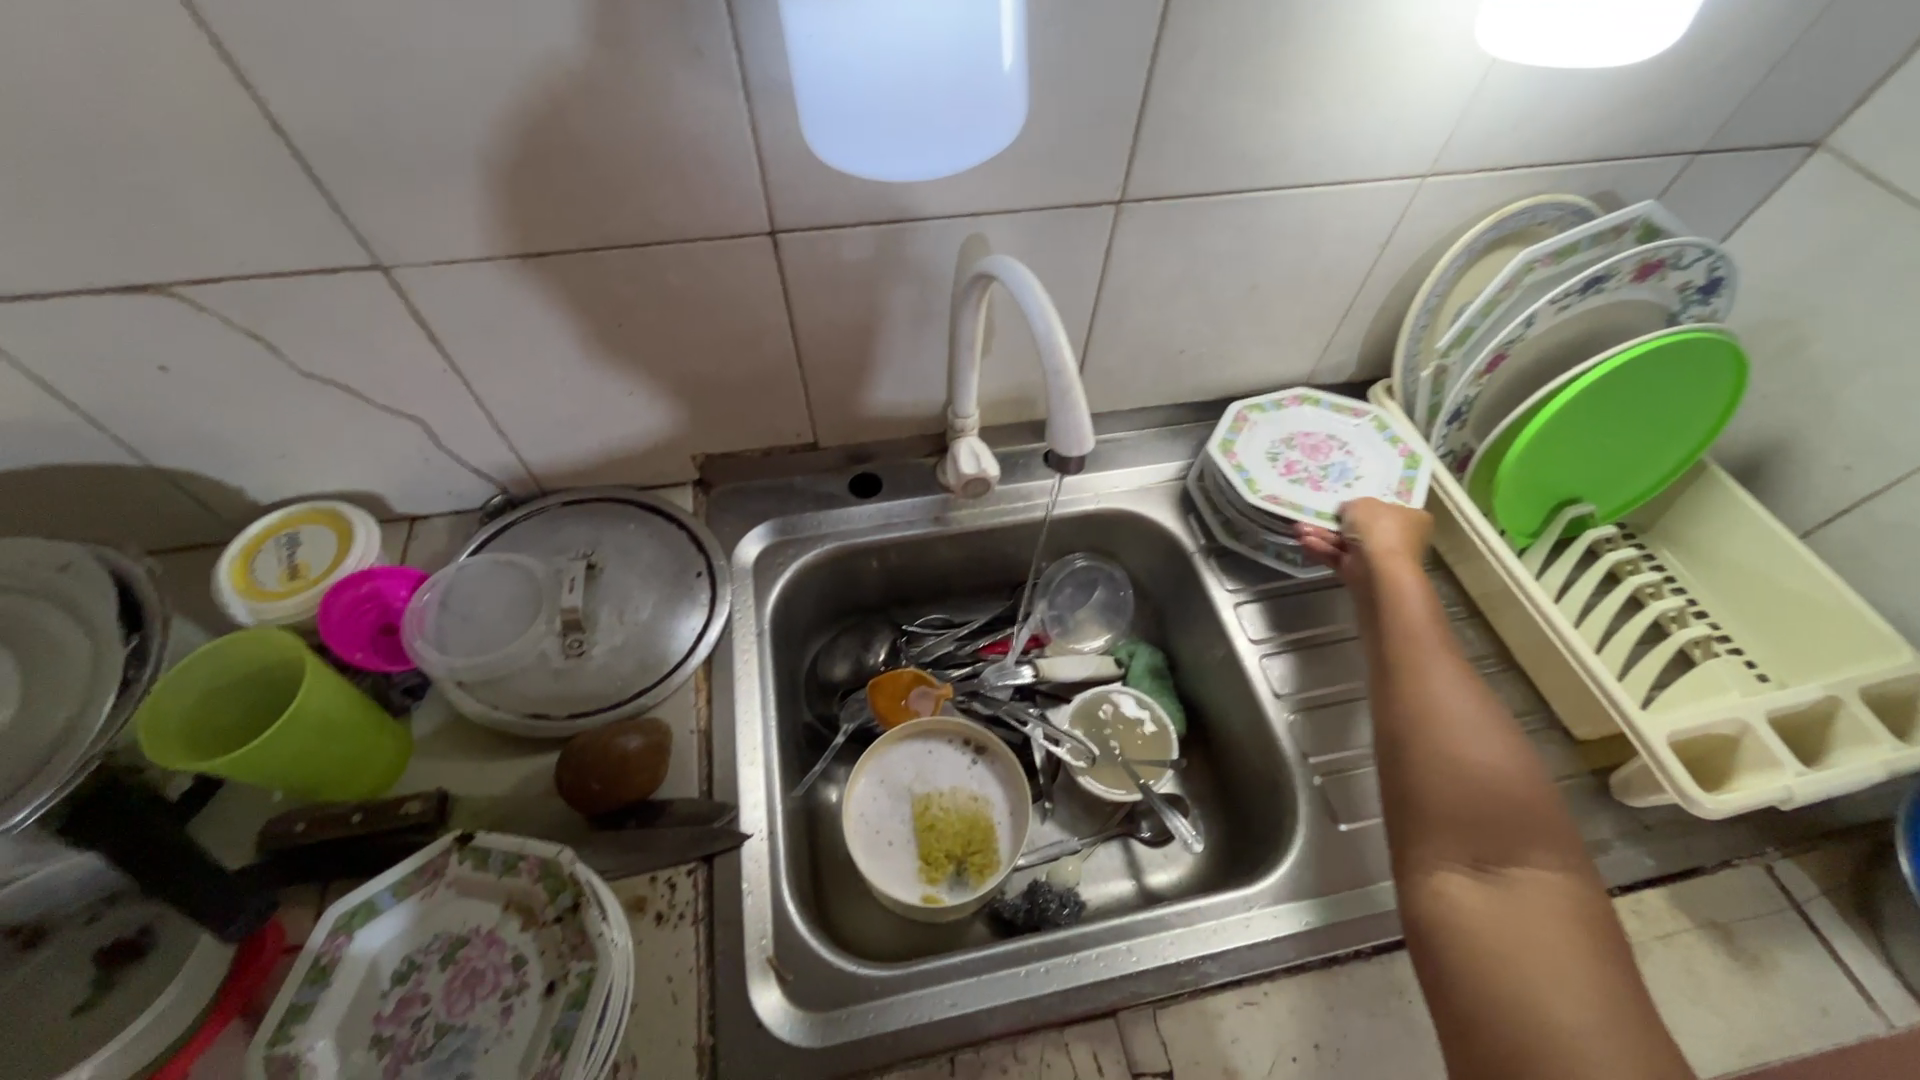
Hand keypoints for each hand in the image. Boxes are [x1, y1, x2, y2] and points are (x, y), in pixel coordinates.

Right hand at [1296, 498, 1432, 589]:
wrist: (1379, 571)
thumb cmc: (1379, 529)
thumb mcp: (1362, 504)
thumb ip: (1351, 505)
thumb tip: (1345, 511)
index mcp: (1411, 518)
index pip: (1390, 508)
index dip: (1368, 503)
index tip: (1346, 500)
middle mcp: (1398, 538)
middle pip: (1363, 526)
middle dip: (1334, 522)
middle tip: (1313, 514)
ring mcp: (1379, 558)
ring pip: (1346, 543)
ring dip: (1322, 535)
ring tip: (1298, 529)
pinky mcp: (1361, 574)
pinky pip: (1340, 558)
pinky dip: (1323, 550)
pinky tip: (1304, 542)